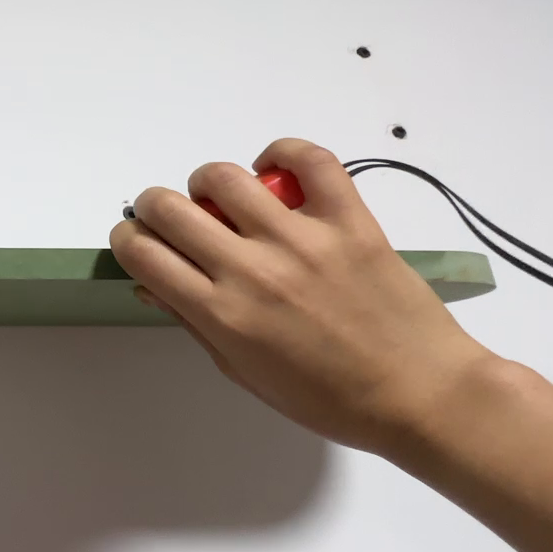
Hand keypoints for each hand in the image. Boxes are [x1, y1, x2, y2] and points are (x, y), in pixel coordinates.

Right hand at [109, 138, 498, 451]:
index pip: (141, 252)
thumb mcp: (240, 370)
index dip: (127, 240)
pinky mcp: (350, 221)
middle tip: (172, 223)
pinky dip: (282, 155)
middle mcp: (252, 270)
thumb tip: (152, 282)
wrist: (425, 397)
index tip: (140, 246)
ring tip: (223, 202)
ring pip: (223, 178)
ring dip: (206, 184)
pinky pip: (310, 160)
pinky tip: (274, 175)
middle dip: (153, 209)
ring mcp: (302, 240)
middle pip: (167, 208)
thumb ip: (191, 322)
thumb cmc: (325, 397)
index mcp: (221, 313)